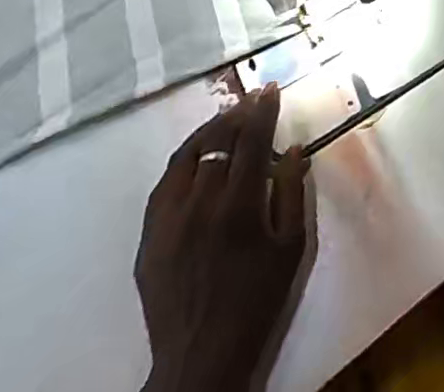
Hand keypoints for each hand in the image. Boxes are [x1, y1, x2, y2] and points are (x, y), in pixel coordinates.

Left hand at [136, 86, 309, 391]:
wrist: (201, 355)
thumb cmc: (257, 303)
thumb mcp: (290, 251)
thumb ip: (292, 194)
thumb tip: (294, 149)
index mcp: (239, 206)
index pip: (251, 140)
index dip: (262, 110)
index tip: (271, 89)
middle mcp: (200, 201)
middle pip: (218, 139)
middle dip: (238, 112)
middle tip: (252, 98)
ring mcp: (169, 214)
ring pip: (188, 154)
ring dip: (210, 129)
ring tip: (226, 117)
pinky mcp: (149, 230)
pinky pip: (166, 179)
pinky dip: (185, 158)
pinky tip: (197, 154)